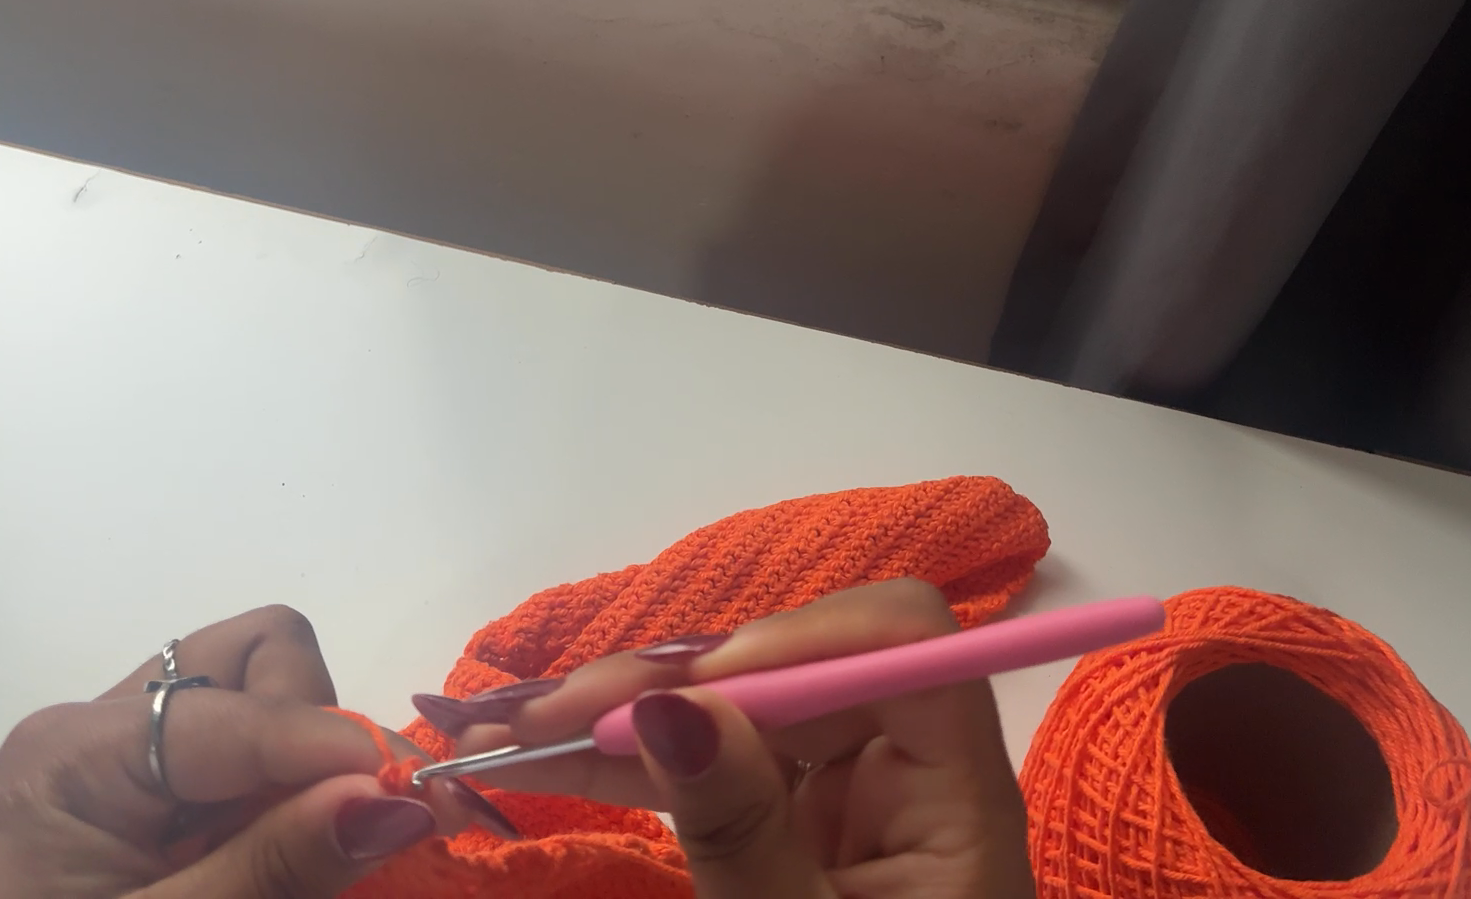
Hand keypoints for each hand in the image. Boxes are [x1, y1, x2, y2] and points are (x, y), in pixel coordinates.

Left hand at [0, 606, 494, 898]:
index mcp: (80, 752)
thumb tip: (400, 803)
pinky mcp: (153, 777)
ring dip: (309, 750)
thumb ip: (274, 869)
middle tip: (323, 814)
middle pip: (266, 651)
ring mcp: (132, 744)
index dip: (338, 746)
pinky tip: (269, 841)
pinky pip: (258, 731)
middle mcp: (109, 720)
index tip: (410, 800)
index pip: (254, 706)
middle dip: (319, 723)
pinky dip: (292, 774)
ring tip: (282, 842)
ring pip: (273, 680)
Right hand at [433, 580, 1036, 898]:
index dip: (799, 636)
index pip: (901, 638)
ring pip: (742, 695)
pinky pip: (714, 748)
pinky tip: (548, 758)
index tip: (692, 686)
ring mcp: (844, 774)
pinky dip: (636, 755)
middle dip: (677, 675)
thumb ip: (741, 833)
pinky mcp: (794, 797)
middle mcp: (904, 756)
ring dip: (631, 709)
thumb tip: (667, 704)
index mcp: (952, 789)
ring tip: (518, 733)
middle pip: (801, 656)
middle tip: (554, 710)